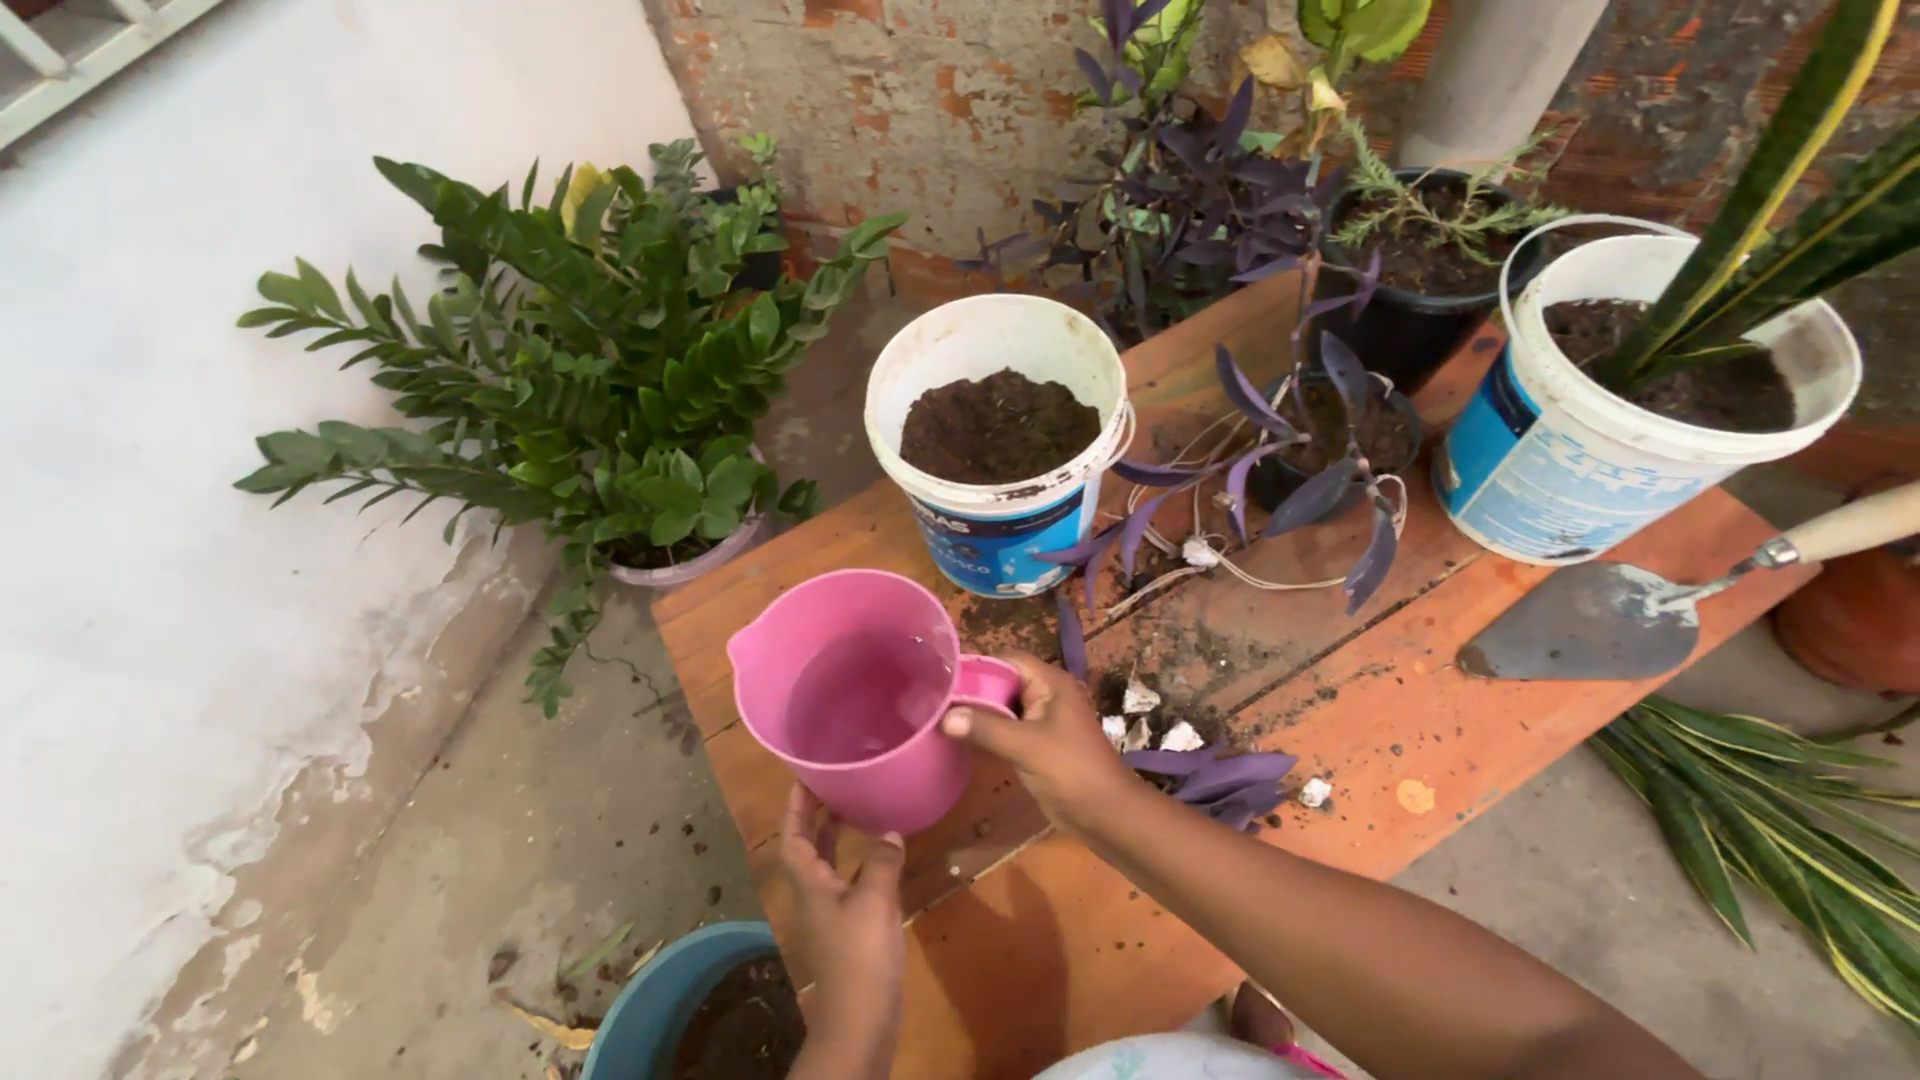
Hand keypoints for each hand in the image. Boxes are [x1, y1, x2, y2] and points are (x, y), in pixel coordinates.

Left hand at [778, 785, 906, 1040]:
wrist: (861, 1016)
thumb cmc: (859, 953)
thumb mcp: (873, 900)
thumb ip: (880, 861)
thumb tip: (889, 831)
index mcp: (809, 883)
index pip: (793, 837)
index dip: (795, 809)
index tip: (804, 779)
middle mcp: (815, 894)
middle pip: (809, 848)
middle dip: (816, 817)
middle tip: (834, 785)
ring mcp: (832, 912)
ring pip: (830, 865)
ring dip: (838, 837)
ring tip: (857, 808)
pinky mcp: (851, 927)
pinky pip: (852, 882)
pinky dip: (862, 863)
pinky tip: (883, 854)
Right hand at [940, 651, 1141, 835]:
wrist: (1106, 814)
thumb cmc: (1072, 771)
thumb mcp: (1027, 746)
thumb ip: (986, 729)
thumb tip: (944, 716)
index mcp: (1051, 683)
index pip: (1007, 660)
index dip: (977, 667)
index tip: (944, 679)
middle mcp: (1046, 695)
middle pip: (1003, 682)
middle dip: (973, 691)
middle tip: (936, 701)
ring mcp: (1042, 720)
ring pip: (1003, 707)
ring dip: (977, 713)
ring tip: (940, 717)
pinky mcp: (1036, 744)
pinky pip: (1006, 729)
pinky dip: (986, 732)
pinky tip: (960, 739)